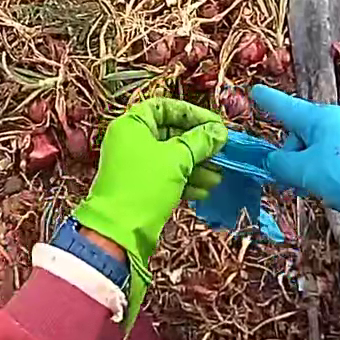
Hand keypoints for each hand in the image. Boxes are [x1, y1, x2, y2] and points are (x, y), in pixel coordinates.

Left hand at [72, 97, 228, 316]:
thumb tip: (220, 132)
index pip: (164, 107)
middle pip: (171, 132)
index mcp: (132, 125)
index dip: (191, 113)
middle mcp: (132, 141)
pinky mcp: (142, 187)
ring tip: (218, 175)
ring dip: (197, 164)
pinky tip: (205, 190)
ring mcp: (136, 165)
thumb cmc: (145, 185)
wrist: (119, 233)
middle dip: (198, 143)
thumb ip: (201, 141)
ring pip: (172, 156)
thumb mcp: (177, 158)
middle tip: (221, 150)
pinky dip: (187, 180)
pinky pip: (168, 176)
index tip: (214, 124)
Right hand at [250, 86, 339, 284]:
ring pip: (329, 145)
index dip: (269, 102)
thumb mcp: (307, 174)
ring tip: (326, 189)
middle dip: (297, 154)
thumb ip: (282, 166)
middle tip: (296, 182)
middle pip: (308, 131)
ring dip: (318, 164)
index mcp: (323, 117)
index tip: (256, 91)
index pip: (287, 107)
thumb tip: (275, 162)